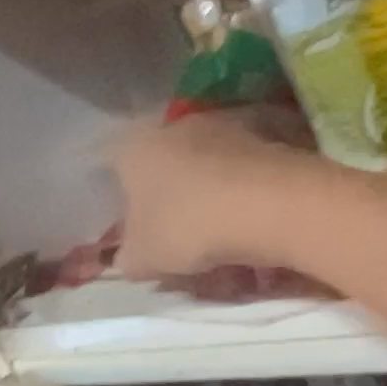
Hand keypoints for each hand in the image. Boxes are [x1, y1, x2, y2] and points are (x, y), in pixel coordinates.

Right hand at [112, 115, 315, 278]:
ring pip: (210, 173)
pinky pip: (245, 177)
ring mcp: (225, 129)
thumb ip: (129, 257)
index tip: (146, 241)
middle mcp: (176, 126)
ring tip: (227, 247)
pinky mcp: (265, 139)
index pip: (118, 174)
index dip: (130, 210)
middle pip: (168, 171)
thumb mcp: (144, 258)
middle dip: (176, 207)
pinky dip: (245, 201)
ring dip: (214, 204)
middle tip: (187, 248)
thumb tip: (131, 257)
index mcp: (135, 147)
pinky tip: (254, 230)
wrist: (268, 204)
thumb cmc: (188, 226)